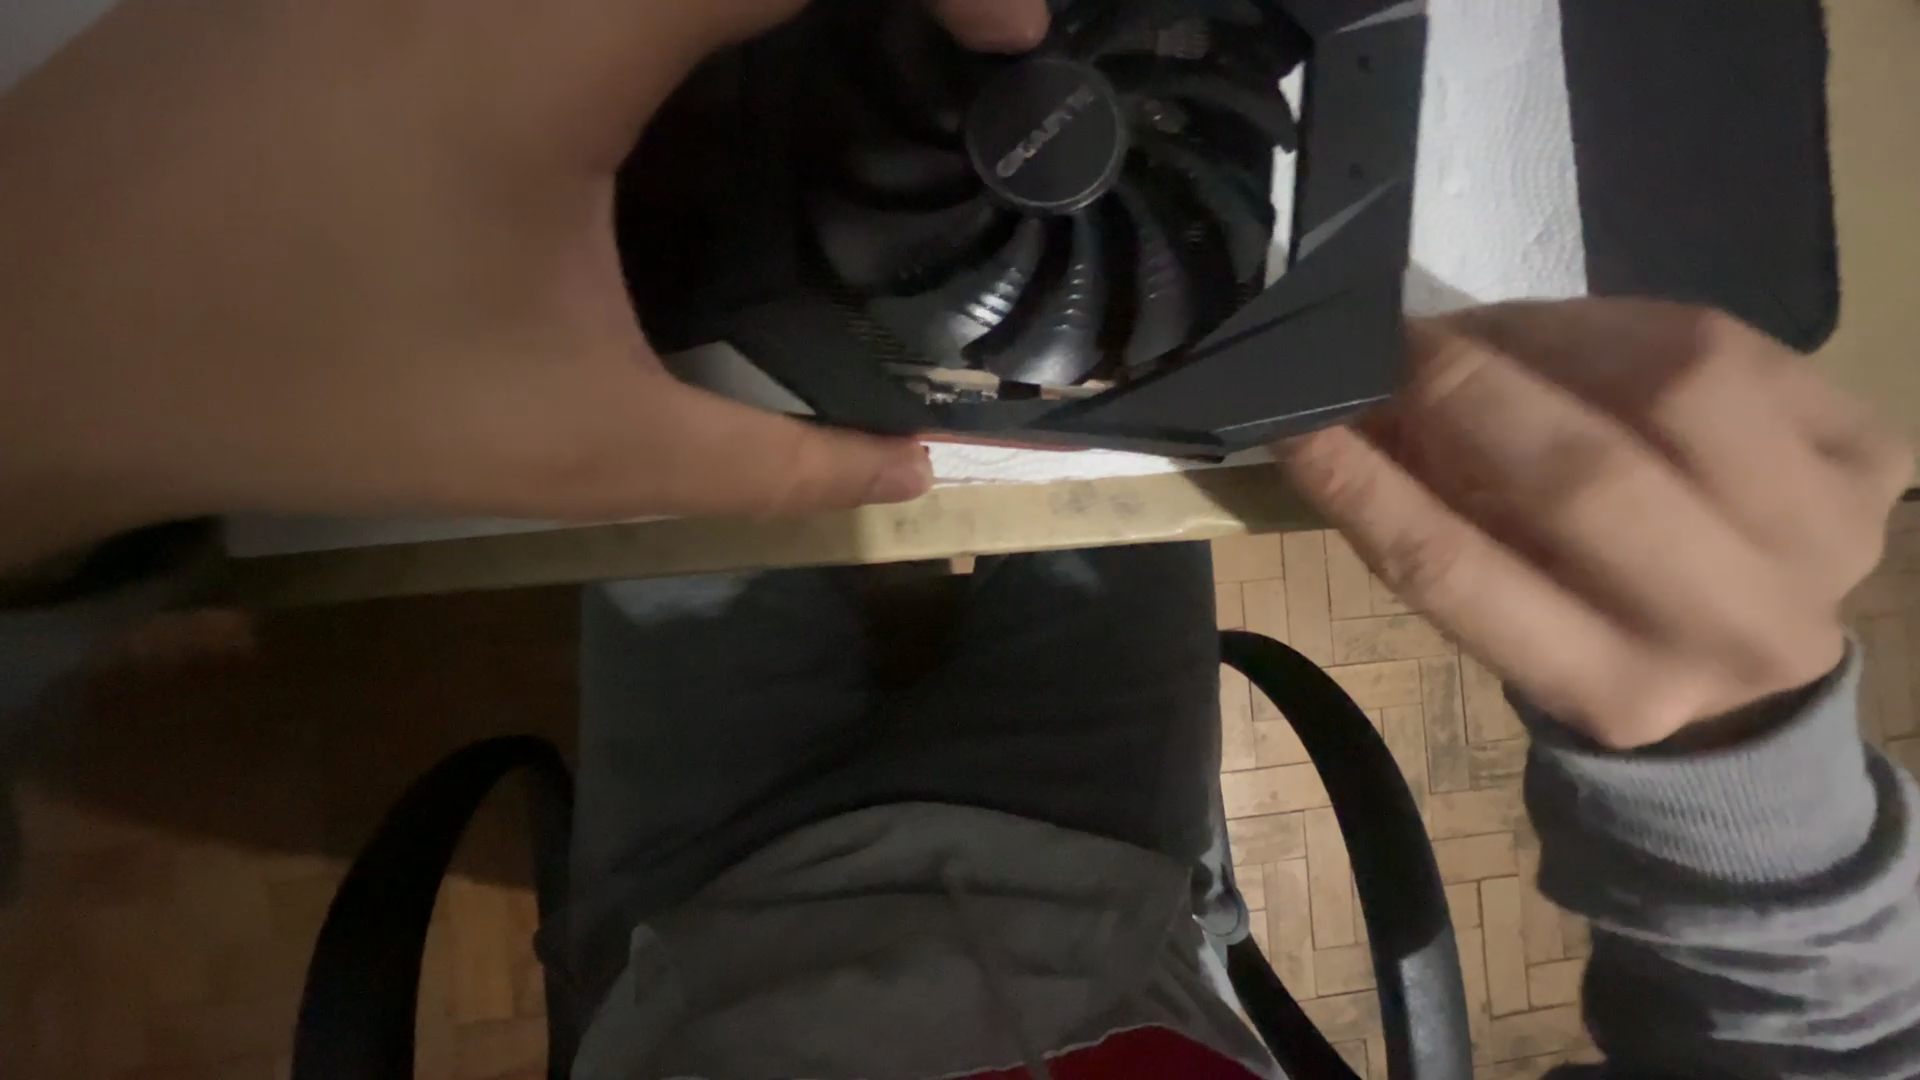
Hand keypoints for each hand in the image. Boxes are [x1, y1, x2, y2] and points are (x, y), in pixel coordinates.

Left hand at [0, 0, 1049, 568]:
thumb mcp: (593, 452)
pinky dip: (702, 2)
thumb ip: (777, 466)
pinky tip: (730, 67)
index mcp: (546, 34)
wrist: (39, 334)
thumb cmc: (330, 395)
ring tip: (877, 54)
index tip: (1013, 38)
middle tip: (957, 50)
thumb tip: (911, 471)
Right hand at [1282, 300, 1911, 749]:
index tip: (1297, 424)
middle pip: (1583, 482)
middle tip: (1385, 342)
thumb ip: (1406, 516)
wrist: (1728, 646)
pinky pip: (1730, 347)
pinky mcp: (1877, 454)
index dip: (1365, 489)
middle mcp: (1731, 628)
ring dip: (1545, 344)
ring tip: (1472, 336)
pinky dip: (1620, 324)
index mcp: (1604, 685)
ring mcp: (1829, 535)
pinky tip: (1561, 337)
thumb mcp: (1476, 607)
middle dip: (1463, 392)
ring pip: (1676, 391)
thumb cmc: (1565, 625)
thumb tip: (1331, 414)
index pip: (1455, 573)